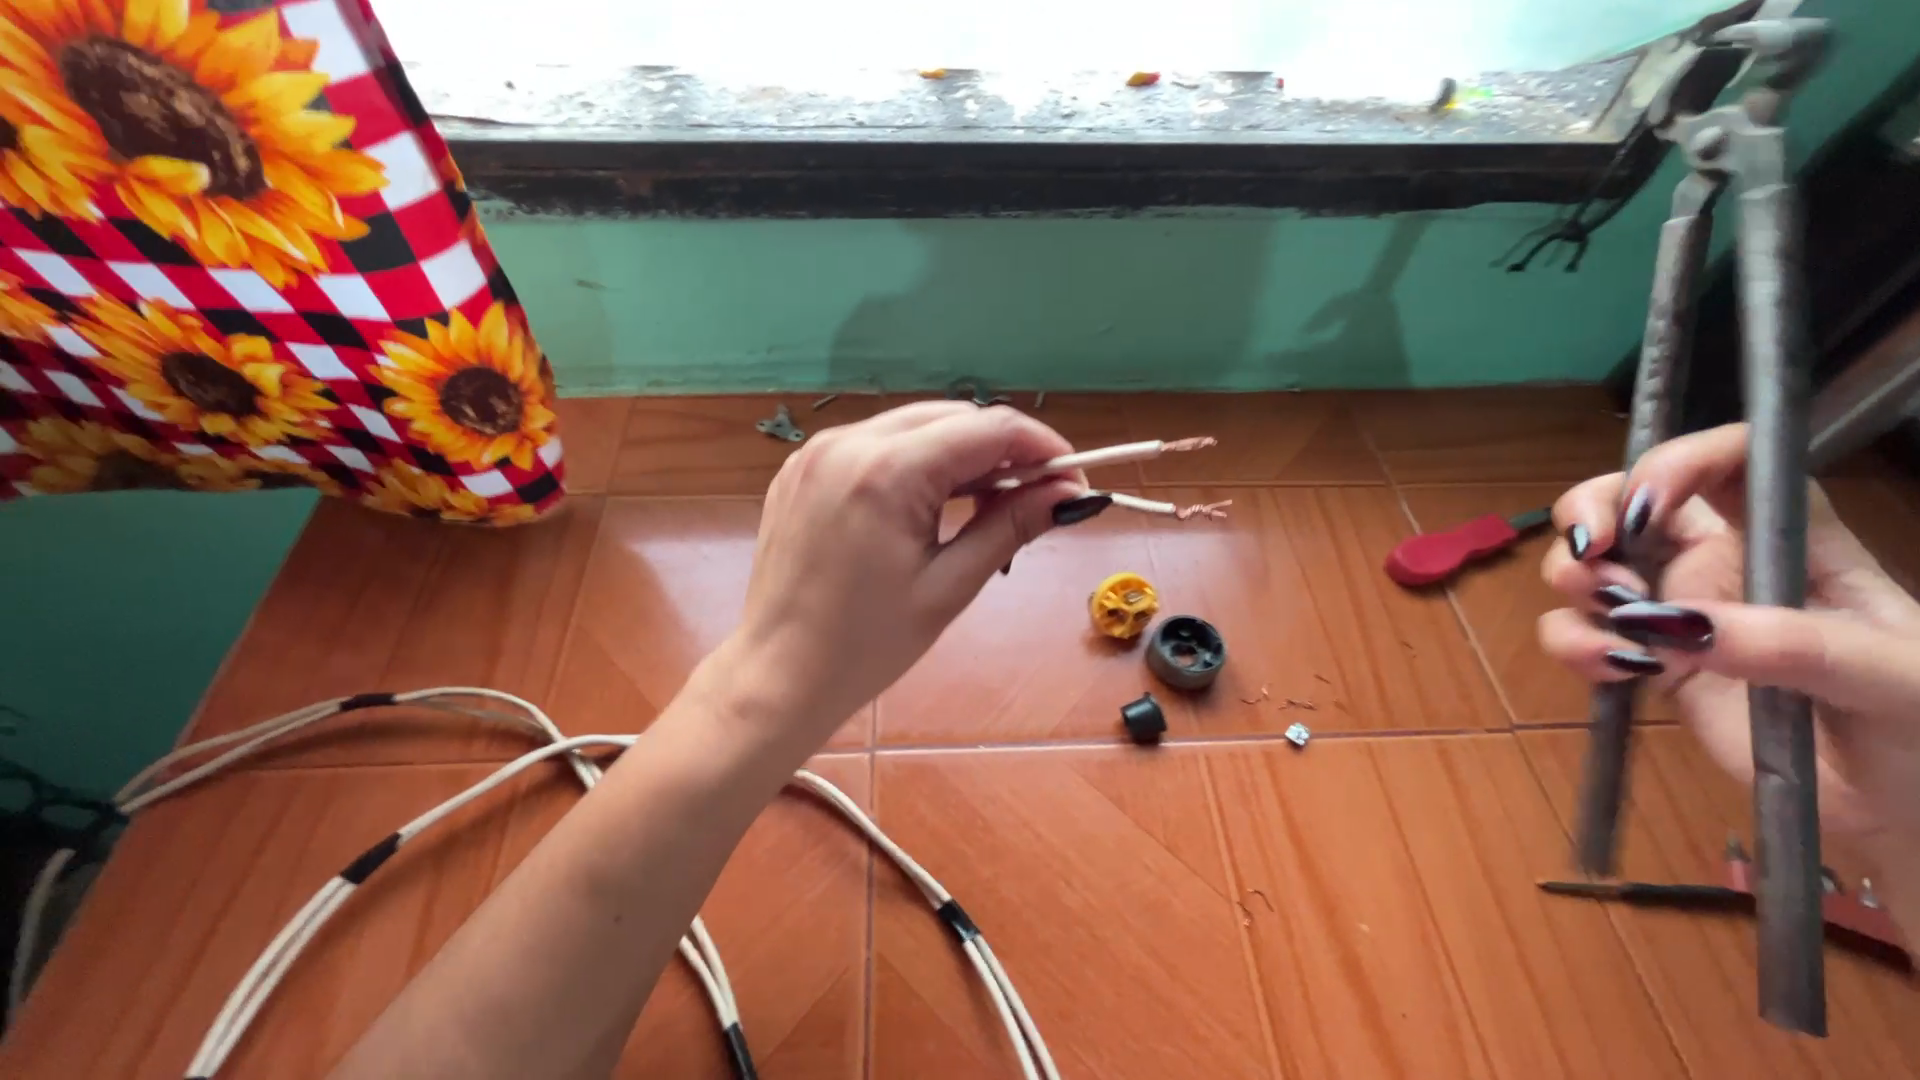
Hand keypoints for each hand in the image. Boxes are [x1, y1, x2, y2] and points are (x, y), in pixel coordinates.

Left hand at [720, 401, 1086, 745]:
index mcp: (887, 471)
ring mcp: (817, 451)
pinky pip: (875, 444)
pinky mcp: (802, 467)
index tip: (1073, 477)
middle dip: (1002, 448)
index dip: (1041, 446)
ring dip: (959, 452)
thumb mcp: (949, 587)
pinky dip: (914, 460)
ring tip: (987, 503)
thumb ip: (1010, 527)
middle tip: (1033, 496)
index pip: (987, 428)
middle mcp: (848, 441)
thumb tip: (1069, 493)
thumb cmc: (868, 645)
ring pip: (913, 425)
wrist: (778, 675)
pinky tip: (929, 503)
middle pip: (951, 416)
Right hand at [1536, 423, 1919, 850]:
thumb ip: (1798, 646)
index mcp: (1790, 542)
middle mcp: (1719, 563)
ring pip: (1586, 565)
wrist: (1891, 808)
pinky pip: (1575, 633)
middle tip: (1590, 554)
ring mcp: (1671, 612)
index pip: (1733, 462)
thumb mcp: (1891, 679)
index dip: (1680, 461)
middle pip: (1627, 499)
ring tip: (1618, 635)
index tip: (1645, 506)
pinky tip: (1615, 672)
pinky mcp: (1640, 660)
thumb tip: (1682, 626)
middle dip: (1588, 513)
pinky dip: (1574, 646)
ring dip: (1576, 585)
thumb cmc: (1918, 731)